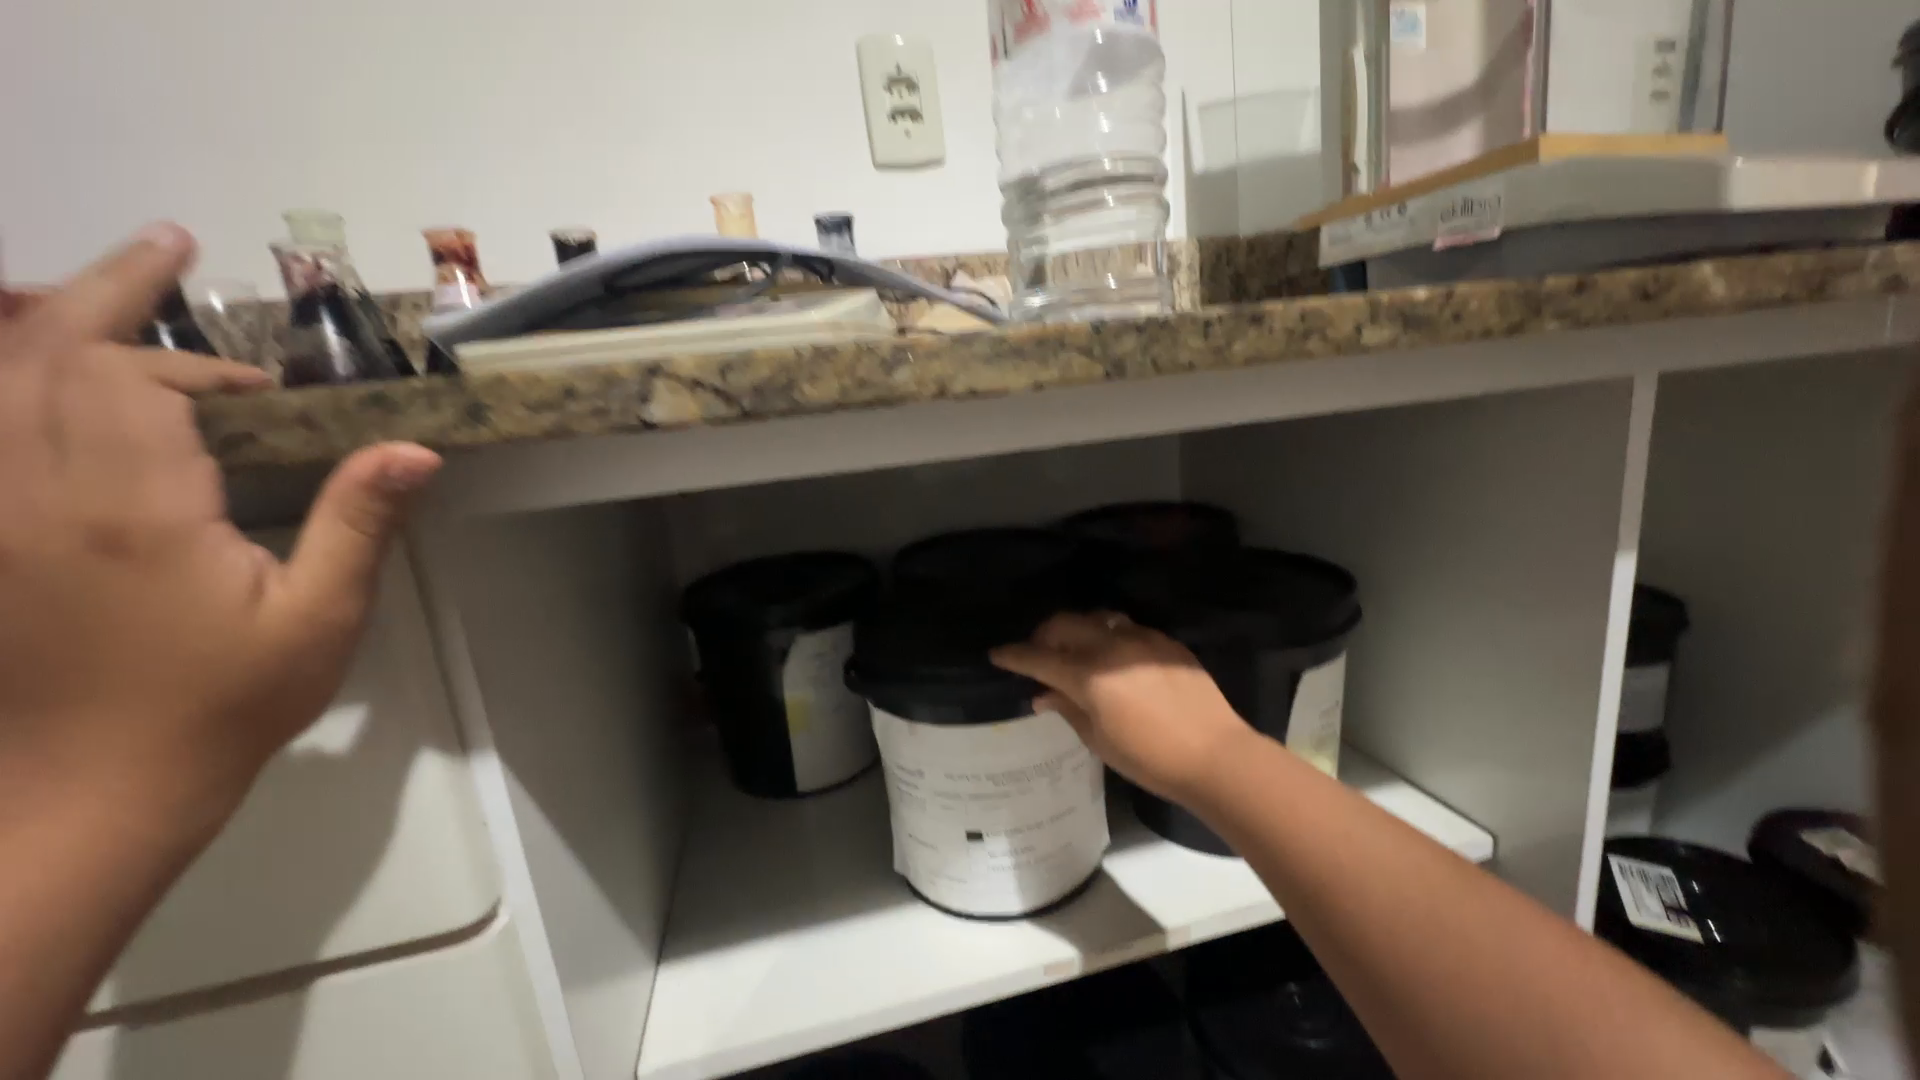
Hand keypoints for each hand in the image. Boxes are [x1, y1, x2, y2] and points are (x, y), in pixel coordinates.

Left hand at [0, 224, 441, 833]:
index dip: (196, 367)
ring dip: (37, 319)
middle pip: (38, 352)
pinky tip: (33, 362)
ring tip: (94, 284)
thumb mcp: (320, 619)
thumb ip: (357, 523)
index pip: (129, 380)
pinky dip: (5, 377)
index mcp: (128, 511)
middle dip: (105, 291)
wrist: (90, 788)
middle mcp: (30, 493)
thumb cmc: (224, 703)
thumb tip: (413, 447)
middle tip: (166, 244)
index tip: (265, 395)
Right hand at [992, 612, 1255, 804]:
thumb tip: (1042, 695)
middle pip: (1064, 624)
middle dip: (1044, 635)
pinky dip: (1111, 635)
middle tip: (1038, 652)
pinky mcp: (1166, 642)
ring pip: (1097, 618)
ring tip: (1076, 649)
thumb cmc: (1149, 758)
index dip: (1014, 655)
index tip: (998, 654)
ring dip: (1078, 628)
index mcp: (1087, 675)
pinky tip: (1116, 657)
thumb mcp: (1099, 740)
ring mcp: (1141, 640)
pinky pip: (1128, 627)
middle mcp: (1110, 647)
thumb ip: (1067, 710)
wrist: (1215, 754)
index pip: (1038, 657)